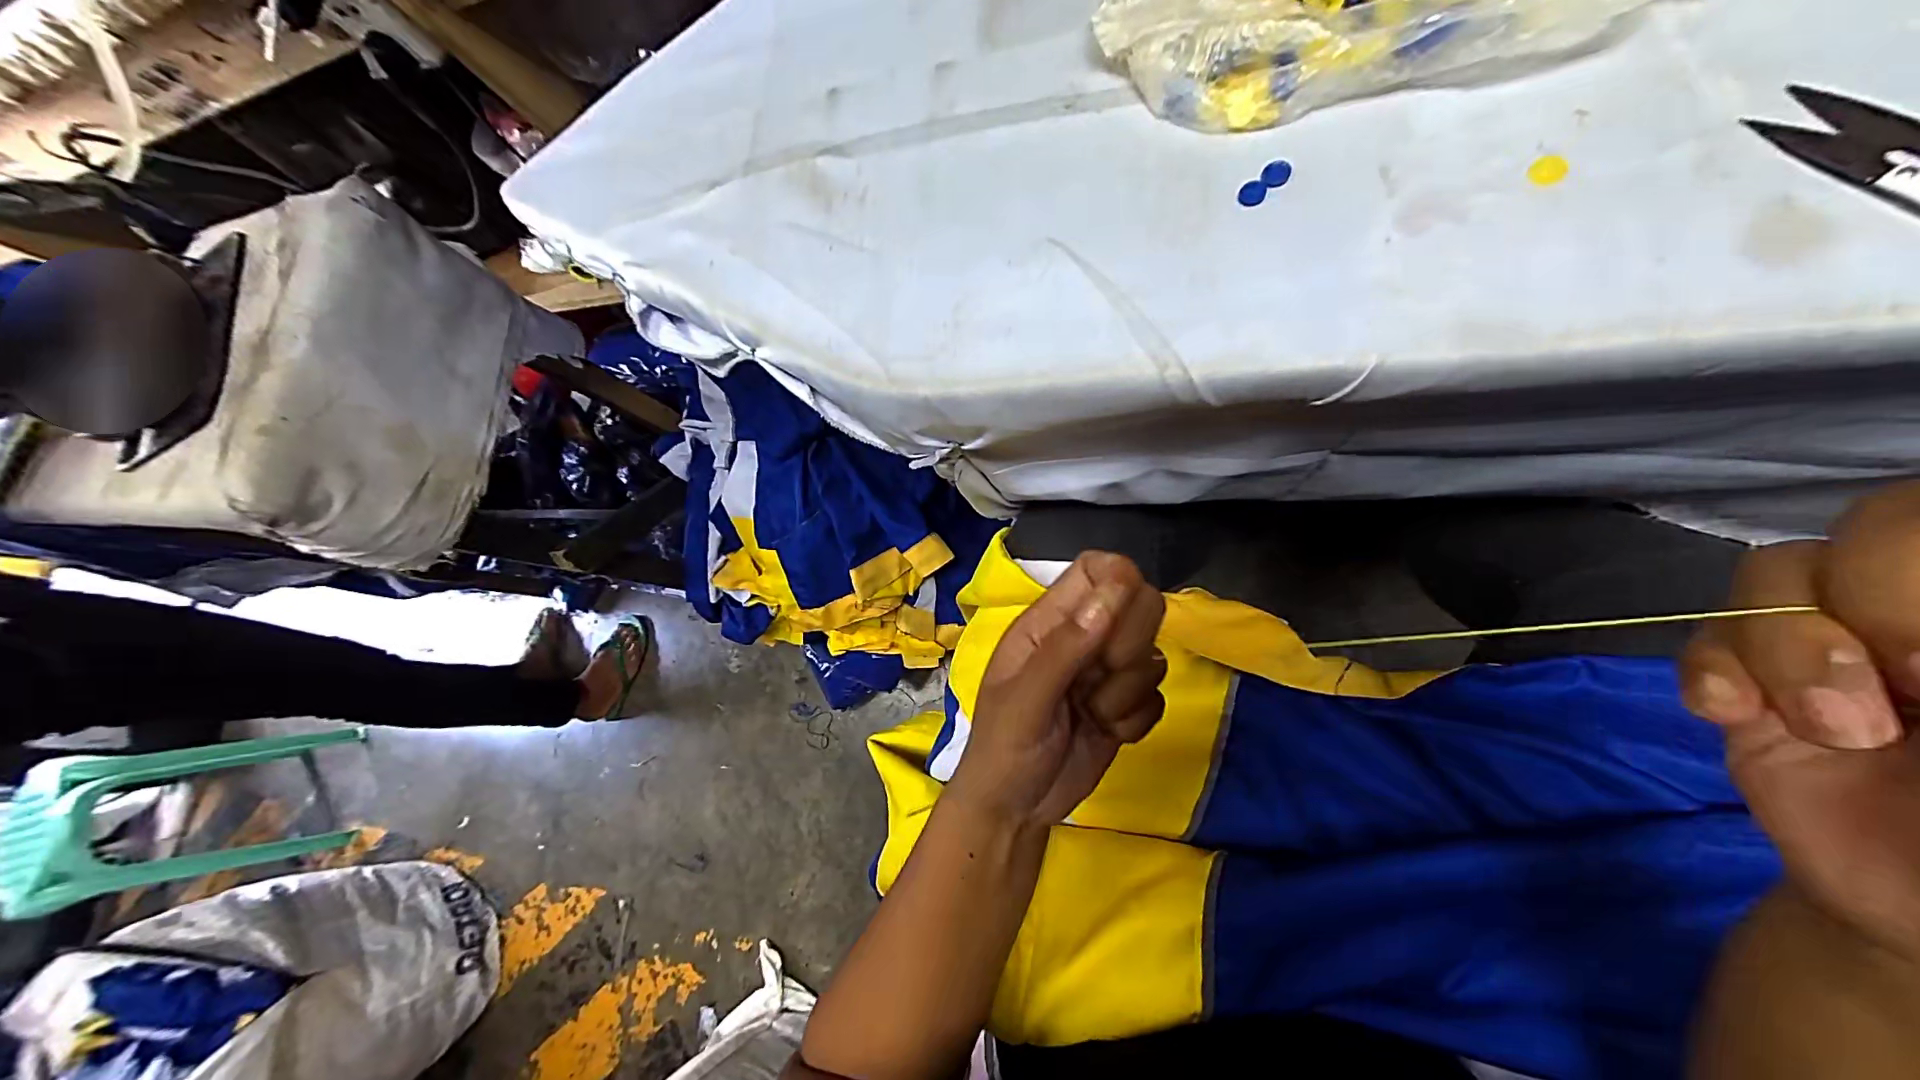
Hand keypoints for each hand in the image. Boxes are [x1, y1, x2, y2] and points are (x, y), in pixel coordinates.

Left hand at [947, 551, 1166, 828]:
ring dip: (1127, 691)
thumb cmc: (1004, 748)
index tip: (1120, 616)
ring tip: (1091, 714)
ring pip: (1151, 654)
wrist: (1016, 810)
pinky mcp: (1124, 706)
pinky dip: (1136, 719)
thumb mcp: (1025, 699)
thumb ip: (1066, 647)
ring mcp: (1105, 673)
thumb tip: (1115, 592)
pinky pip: (1155, 696)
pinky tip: (1106, 734)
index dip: (1119, 580)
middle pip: (1138, 602)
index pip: (1096, 569)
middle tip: (1101, 674)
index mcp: (1047, 623)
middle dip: (1130, 642)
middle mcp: (1081, 639)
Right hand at [1680, 481, 1919, 958]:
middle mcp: (1904, 610)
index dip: (1917, 574)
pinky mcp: (1742, 682)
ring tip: (1837, 732)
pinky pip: (1701, 640)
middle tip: (1905, 689)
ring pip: (1773, 574)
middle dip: (1867, 601)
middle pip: (1868, 528)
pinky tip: (1732, 716)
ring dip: (1788, 648)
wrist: (1913, 908)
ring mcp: (1820, 643)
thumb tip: (1897, 647)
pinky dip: (1710, 672)